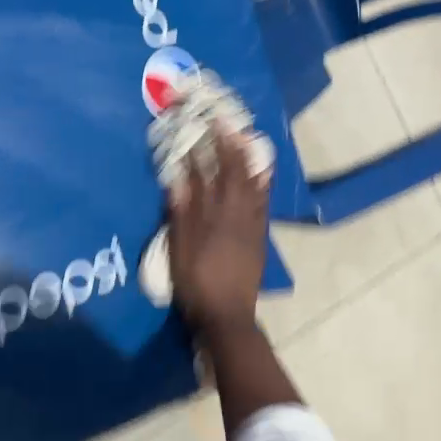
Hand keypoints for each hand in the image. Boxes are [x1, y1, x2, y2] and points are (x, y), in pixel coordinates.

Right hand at [165, 123, 271, 334]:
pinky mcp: (258, 239)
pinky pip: (262, 202)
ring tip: (246, 139)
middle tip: (228, 123)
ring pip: (255, 186)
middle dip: (234, 145)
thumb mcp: (180, 248)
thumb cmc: (197, 283)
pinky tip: (259, 175)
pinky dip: (261, 183)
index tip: (208, 122)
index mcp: (218, 215)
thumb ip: (181, 211)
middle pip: (239, 173)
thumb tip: (178, 176)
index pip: (217, 172)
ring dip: (249, 159)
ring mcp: (252, 227)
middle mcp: (239, 215)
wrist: (227, 318)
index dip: (213, 145)